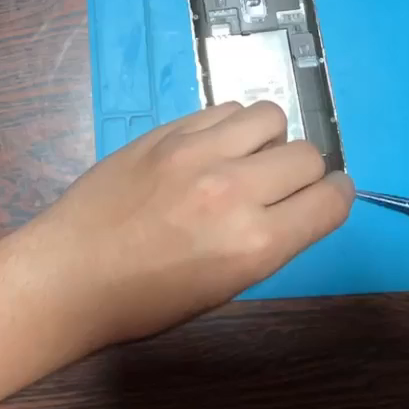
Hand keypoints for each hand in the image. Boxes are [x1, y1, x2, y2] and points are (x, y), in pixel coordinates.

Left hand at [14, 102, 352, 349]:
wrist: (72, 272)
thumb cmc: (147, 300)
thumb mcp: (223, 287)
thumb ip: (265, 240)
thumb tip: (290, 203)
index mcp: (255, 245)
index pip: (330, 200)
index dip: (336, 196)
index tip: (328, 194)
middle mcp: (235, 190)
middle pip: (306, 152)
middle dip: (306, 169)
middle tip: (281, 182)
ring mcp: (197, 152)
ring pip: (268, 115)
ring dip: (269, 137)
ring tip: (245, 156)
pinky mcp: (167, 131)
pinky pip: (222, 108)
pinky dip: (230, 124)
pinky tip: (211, 145)